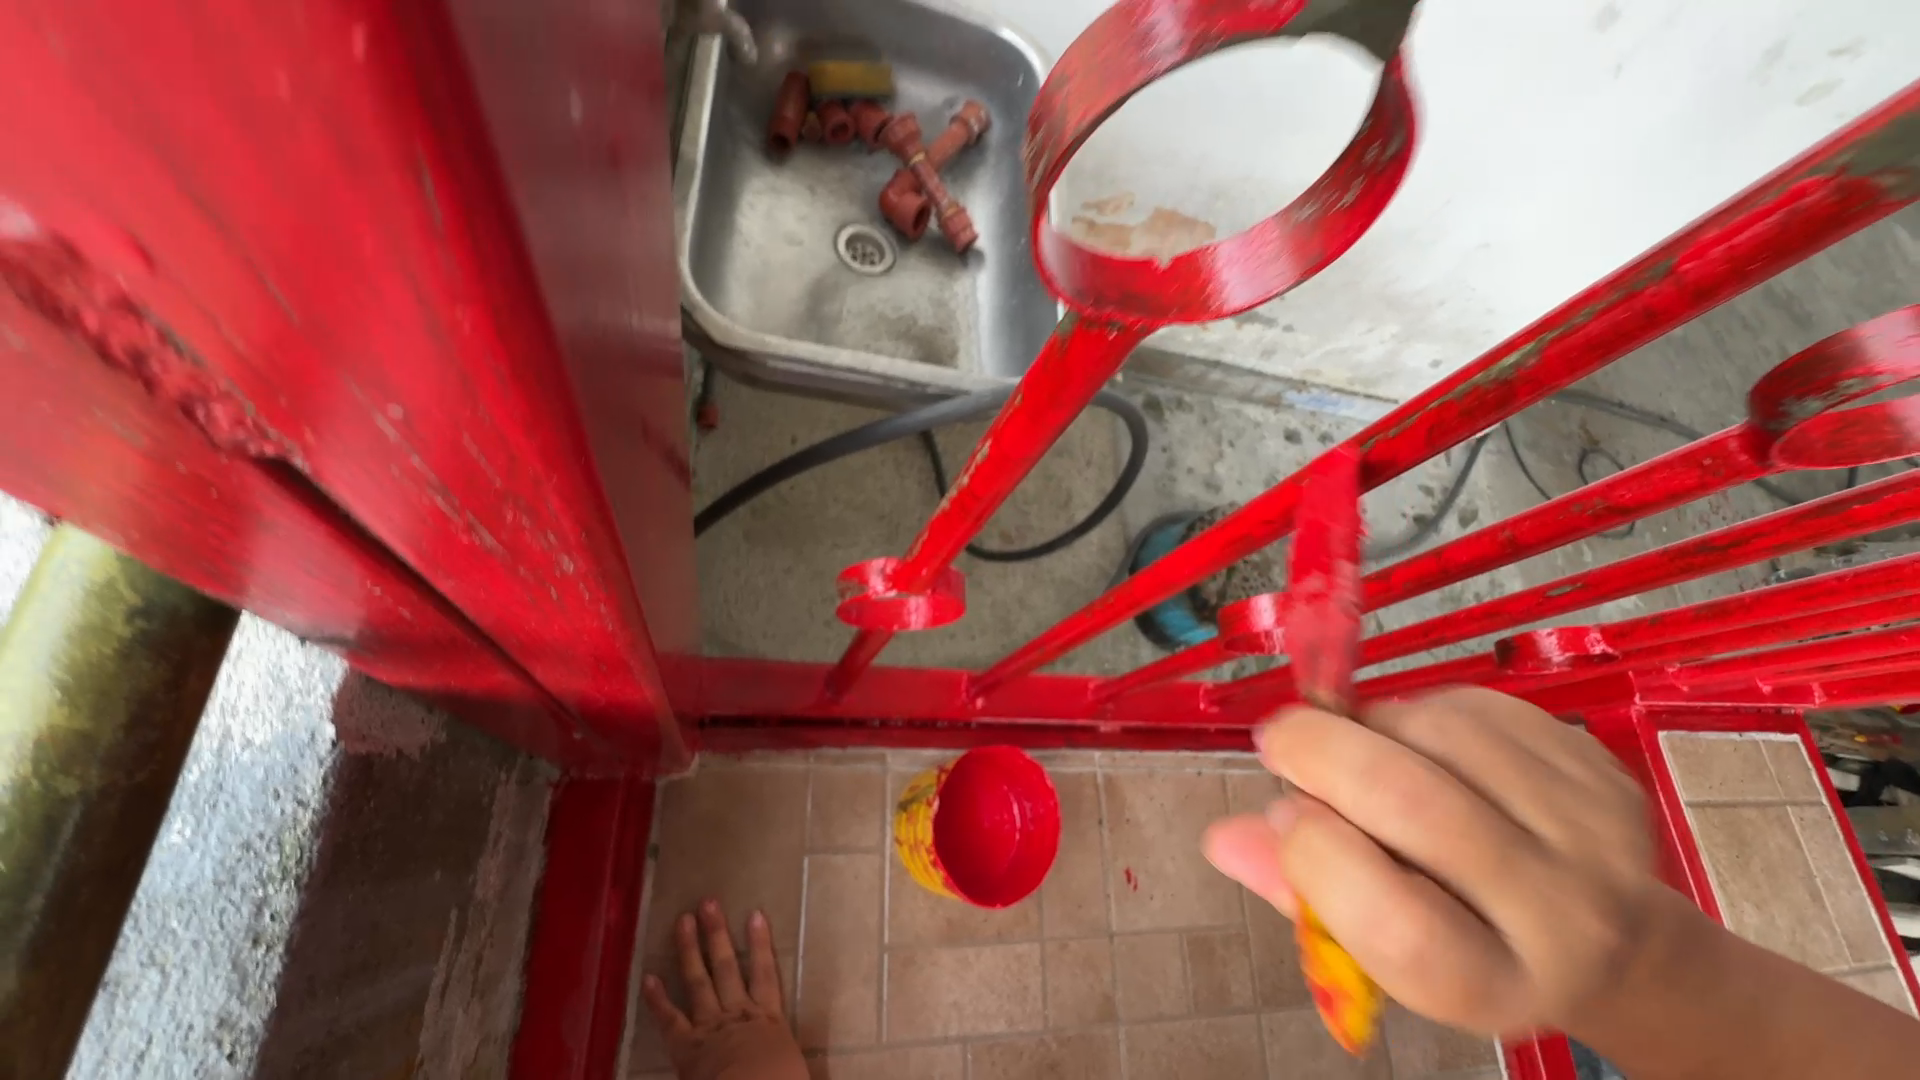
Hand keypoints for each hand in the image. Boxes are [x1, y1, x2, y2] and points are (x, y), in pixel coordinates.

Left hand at [642, 899, 807, 1079]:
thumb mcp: (797, 1068)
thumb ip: (793, 1054)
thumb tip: (806, 1060)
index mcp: (769, 1020)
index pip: (765, 973)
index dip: (760, 943)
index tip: (755, 914)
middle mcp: (738, 1014)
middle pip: (727, 967)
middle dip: (718, 934)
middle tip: (708, 903)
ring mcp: (710, 1026)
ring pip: (699, 982)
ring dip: (690, 950)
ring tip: (684, 920)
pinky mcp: (686, 1047)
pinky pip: (670, 1020)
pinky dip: (658, 1000)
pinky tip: (647, 978)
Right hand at [1204, 687, 1676, 1036]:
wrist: (1609, 939)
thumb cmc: (1462, 943)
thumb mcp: (1375, 948)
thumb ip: (1296, 891)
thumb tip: (1222, 837)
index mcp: (1492, 984)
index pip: (1398, 926)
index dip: (1316, 857)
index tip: (1282, 818)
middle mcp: (1563, 917)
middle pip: (1416, 805)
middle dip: (1318, 751)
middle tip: (1278, 742)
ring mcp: (1591, 833)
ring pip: (1440, 732)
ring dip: (1366, 722)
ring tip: (1353, 745)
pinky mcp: (1597, 768)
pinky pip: (1474, 704)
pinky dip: (1413, 706)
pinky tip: (1408, 736)